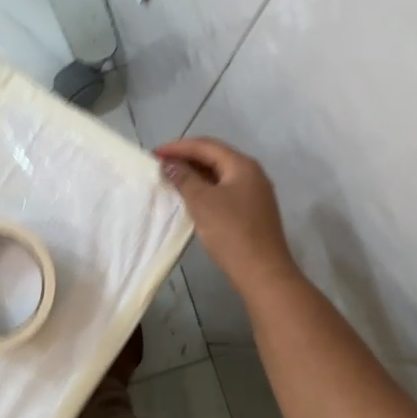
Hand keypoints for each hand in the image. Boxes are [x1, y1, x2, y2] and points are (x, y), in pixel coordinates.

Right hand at [154, 138, 300, 294]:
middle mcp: (252, 174)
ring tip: (171, 180)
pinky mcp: (252, 211)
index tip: (153, 154)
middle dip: (186, 159)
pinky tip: (191, 199)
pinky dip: (205, 189)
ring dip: (195, 175)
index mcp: (242, 165)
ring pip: (220, 175)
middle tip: (161, 165)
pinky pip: (224, 191)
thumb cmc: (231, 232)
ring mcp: (254, 193)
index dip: (178, 147)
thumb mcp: (203, 202)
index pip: (206, 146)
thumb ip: (184, 179)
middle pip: (215, 157)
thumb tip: (169, 164)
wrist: (262, 271)